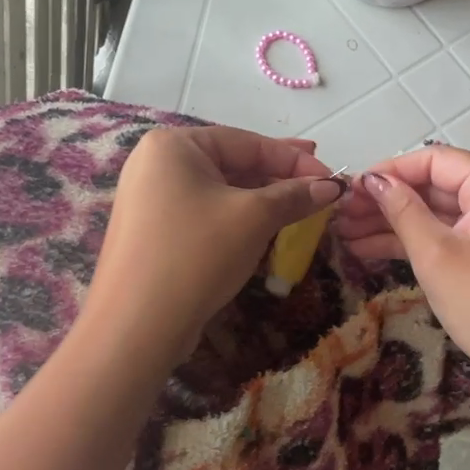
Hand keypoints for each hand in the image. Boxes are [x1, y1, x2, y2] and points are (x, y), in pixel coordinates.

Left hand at [85, 127, 341, 356]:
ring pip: (221, 191)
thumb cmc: (196, 255)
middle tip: (322, 183)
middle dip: (280, 176)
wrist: (137, 327)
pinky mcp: (154, 232)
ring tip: (302, 205)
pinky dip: (239, 218)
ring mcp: (151, 199)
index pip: (247, 142)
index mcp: (174, 146)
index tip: (332, 178)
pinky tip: (267, 228)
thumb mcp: (253, 218)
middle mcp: (157, 164)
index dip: (294, 160)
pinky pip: (206, 213)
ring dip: (263, 198)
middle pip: (233, 163)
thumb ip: (295, 196)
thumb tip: (333, 188)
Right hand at [333, 146, 469, 388]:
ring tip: (346, 233)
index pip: (436, 161)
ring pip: (439, 213)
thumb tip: (373, 180)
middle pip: (436, 185)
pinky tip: (371, 249)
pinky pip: (450, 234)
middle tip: (343, 213)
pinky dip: (416, 241)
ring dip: (395, 223)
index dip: (391, 170)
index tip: (353, 187)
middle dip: (388, 200)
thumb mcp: (436, 255)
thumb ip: (402, 210)